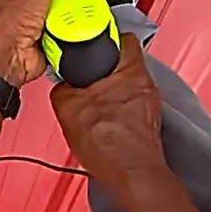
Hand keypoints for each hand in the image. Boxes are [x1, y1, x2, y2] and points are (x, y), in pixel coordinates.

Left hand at [0, 0, 97, 85]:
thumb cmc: (4, 25)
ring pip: (70, 11)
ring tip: (75, 13)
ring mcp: (40, 22)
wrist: (5, 60)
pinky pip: (72, 31)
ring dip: (76, 13)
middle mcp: (30, 1)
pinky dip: (76, 31)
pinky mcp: (50, 40)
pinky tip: (72, 29)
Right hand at [50, 34, 166, 188]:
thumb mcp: (69, 109)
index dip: (106, 35)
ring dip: (109, 93)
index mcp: (132, 72)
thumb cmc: (111, 145)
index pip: (124, 37)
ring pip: (126, 88)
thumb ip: (62, 90)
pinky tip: (100, 124)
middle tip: (86, 76)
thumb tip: (61, 87)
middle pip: (124, 64)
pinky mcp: (147, 126)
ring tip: (91, 104)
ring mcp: (149, 107)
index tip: (93, 39)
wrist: (130, 176)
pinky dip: (115, 113)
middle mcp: (146, 86)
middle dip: (104, 69)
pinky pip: (129, 109)